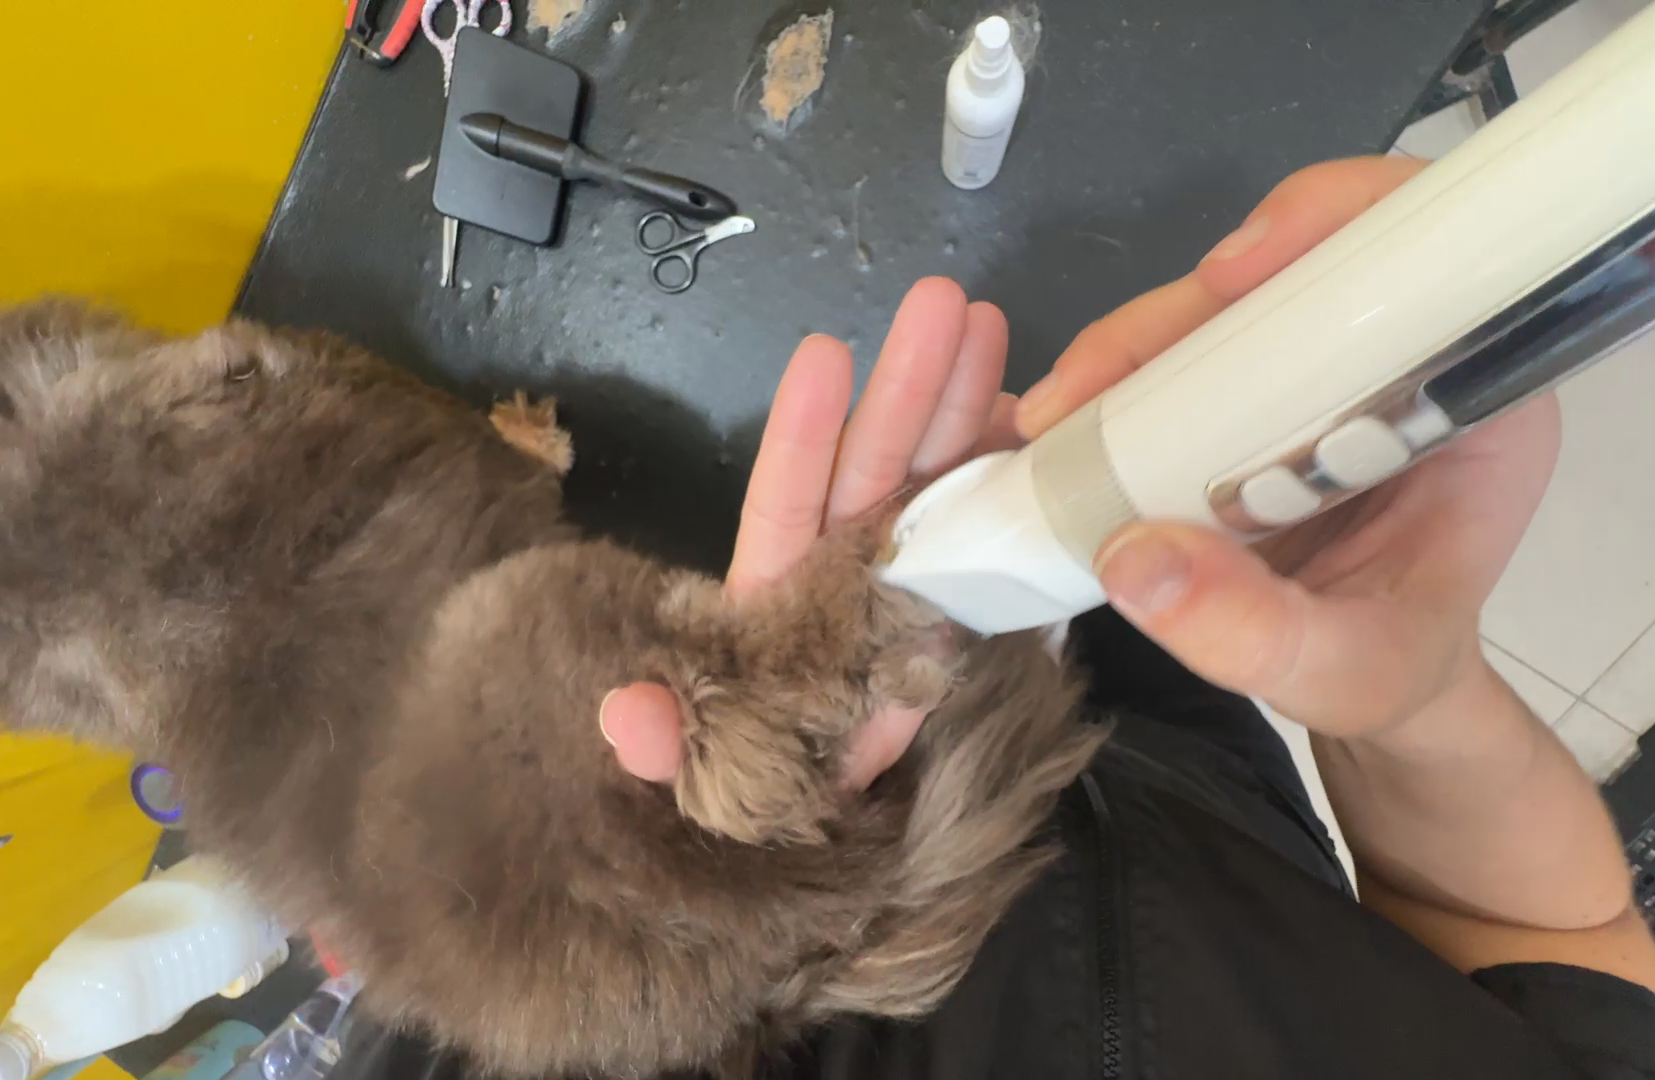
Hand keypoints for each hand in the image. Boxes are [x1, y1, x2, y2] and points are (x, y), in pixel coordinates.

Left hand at [602, 277, 1018, 784]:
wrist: (840, 808)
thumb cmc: (771, 773)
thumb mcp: (716, 768)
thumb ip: (668, 739)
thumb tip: (623, 711)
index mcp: (783, 585)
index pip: (789, 497)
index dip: (805, 431)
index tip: (825, 353)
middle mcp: (847, 560)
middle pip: (876, 463)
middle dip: (908, 385)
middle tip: (944, 301)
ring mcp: (910, 570)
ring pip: (935, 475)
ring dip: (963, 403)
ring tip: (990, 329)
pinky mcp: (962, 596)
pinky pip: (989, 526)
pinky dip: (1008, 473)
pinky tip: (1031, 419)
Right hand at [1016, 157, 1560, 739]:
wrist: (1364, 686)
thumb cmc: (1386, 672)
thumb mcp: (1338, 673)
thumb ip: (1253, 630)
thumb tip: (1128, 556)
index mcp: (1463, 402)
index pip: (1425, 259)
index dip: (1329, 230)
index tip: (1227, 277)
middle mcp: (1382, 371)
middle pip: (1277, 286)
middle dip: (1168, 320)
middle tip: (1078, 389)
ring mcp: (1296, 388)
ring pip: (1204, 325)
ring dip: (1119, 359)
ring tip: (1048, 420)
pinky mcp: (1231, 414)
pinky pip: (1167, 372)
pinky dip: (1107, 391)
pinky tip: (1060, 428)